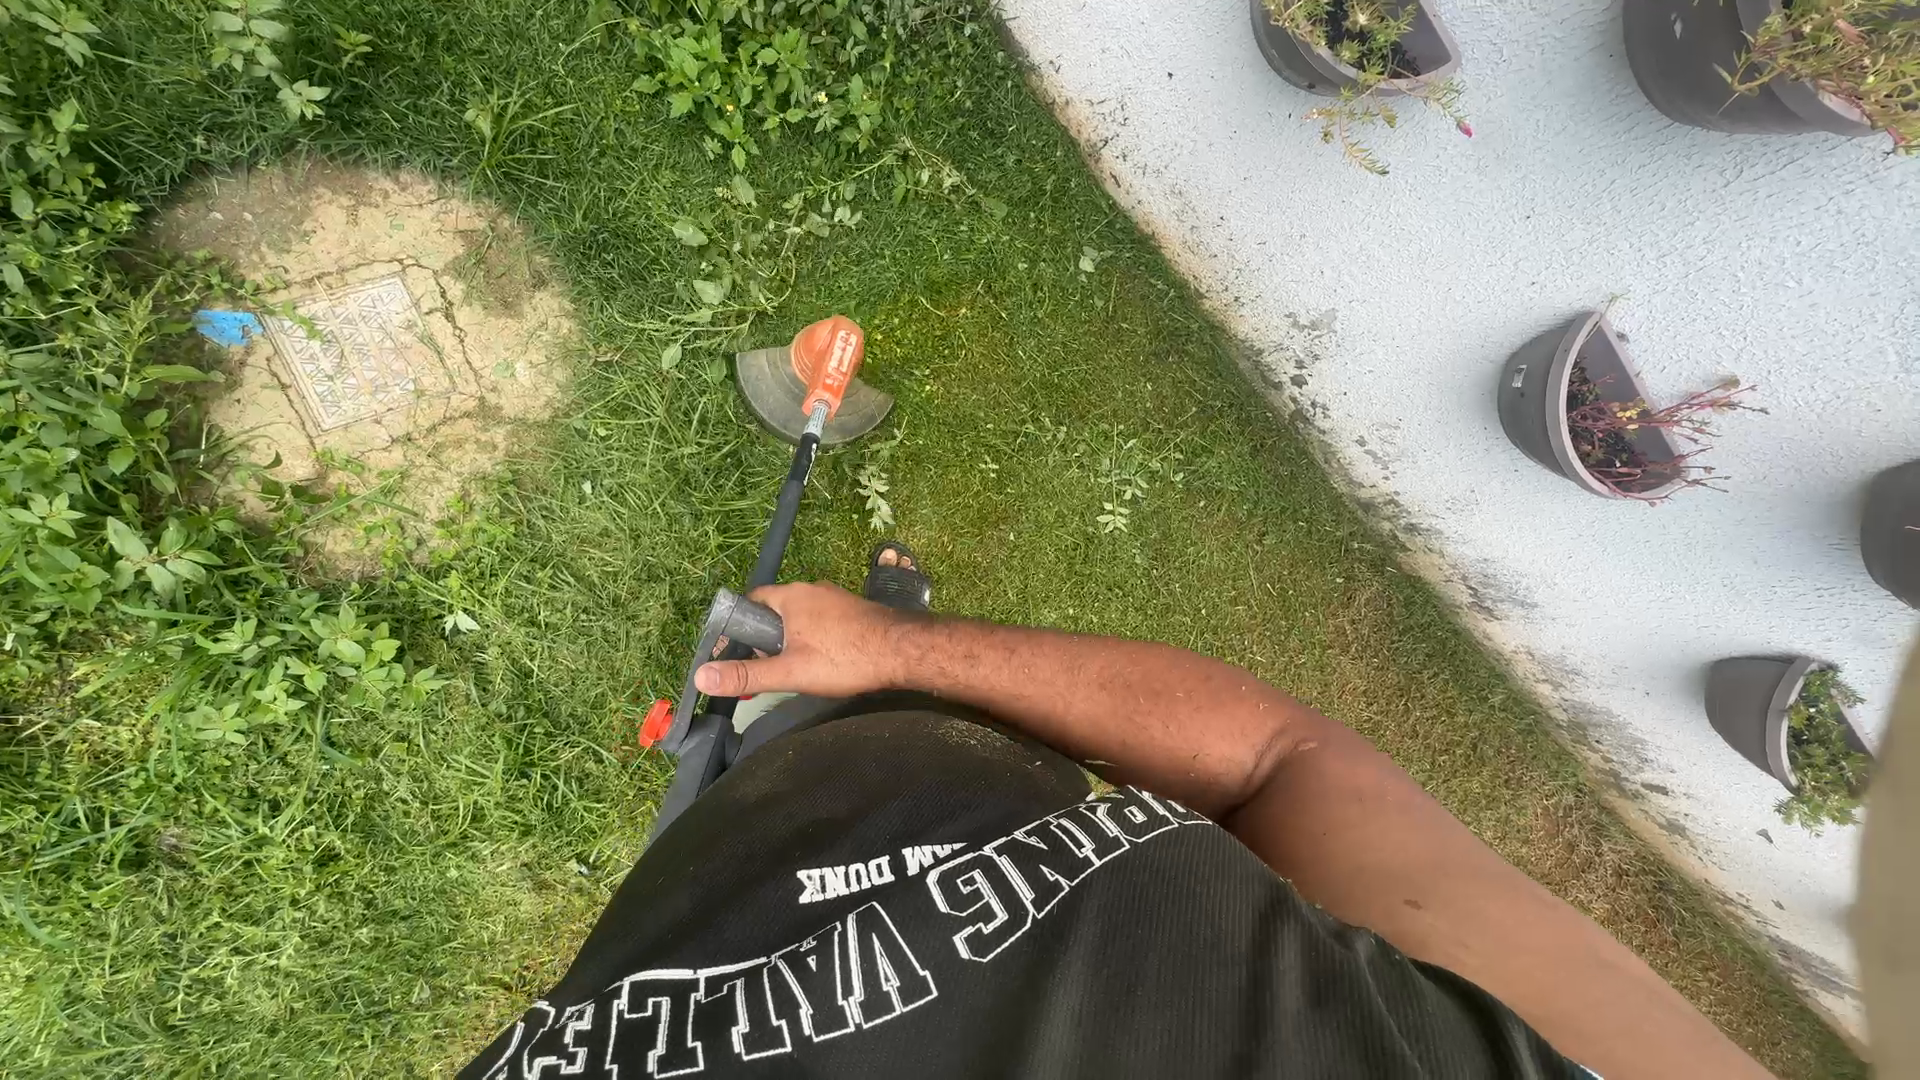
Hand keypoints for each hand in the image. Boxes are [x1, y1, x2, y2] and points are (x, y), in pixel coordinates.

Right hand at [693, 581, 909, 698]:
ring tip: (791, 671)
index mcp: (792, 596)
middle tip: (764, 669)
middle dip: (765, 639)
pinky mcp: (854, 612)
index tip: (734, 654)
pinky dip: (814, 640)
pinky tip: (822, 663)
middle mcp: (813, 590)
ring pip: (801, 619)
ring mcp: (836, 599)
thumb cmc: (845, 658)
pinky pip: (823, 623)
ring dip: (791, 641)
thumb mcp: (790, 671)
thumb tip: (702, 677)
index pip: (752, 602)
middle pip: (776, 611)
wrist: (904, 651)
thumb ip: (747, 674)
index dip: (739, 627)